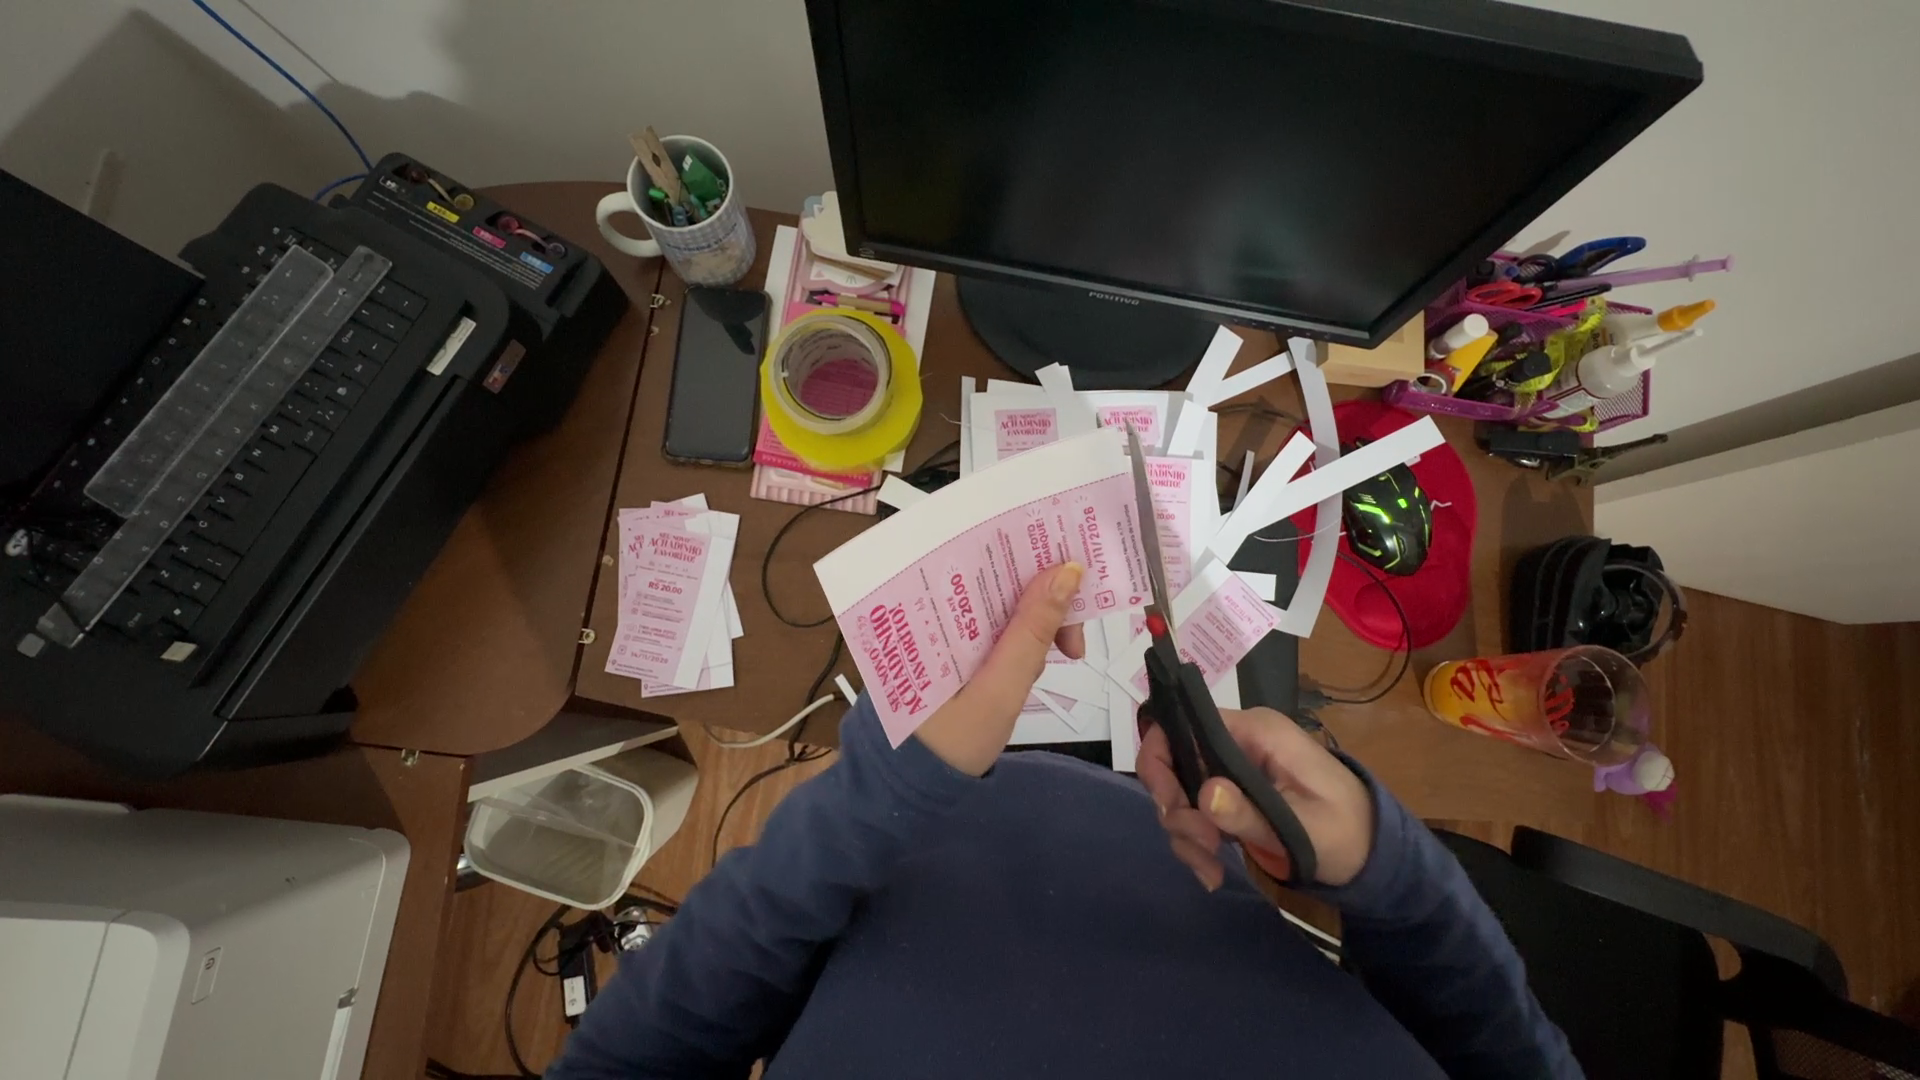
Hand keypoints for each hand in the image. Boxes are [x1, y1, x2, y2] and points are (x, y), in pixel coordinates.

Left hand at [914, 563, 1086, 775]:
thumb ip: (1032, 631)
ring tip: (1067, 653)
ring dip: (1041, 621)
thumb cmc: (950, 742)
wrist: (909, 792)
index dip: (1030, 553)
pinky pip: (997, 627)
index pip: (980, 554)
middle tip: (1077, 635)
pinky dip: (1025, 639)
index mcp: (929, 605)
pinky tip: (1039, 663)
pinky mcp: (956, 649)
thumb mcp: (999, 687)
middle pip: (998, 579)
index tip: (1075, 567)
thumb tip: (1068, 570)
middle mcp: (933, 607)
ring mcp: (946, 629)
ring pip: (1004, 603)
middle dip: (1047, 596)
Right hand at [1138, 707, 1373, 887]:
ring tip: (1212, 870)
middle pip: (1174, 762)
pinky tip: (1213, 871)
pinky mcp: (1230, 794)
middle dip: (1177, 810)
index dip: (1160, 763)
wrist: (1375, 858)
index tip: (1172, 809)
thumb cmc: (1348, 834)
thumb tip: (1204, 794)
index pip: (1181, 725)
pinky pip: (1194, 811)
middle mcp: (1237, 741)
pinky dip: (1195, 843)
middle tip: (1203, 848)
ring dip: (1186, 834)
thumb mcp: (1304, 830)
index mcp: (1255, 732)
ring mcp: (1232, 767)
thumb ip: (1251, 813)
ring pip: (1180, 792)